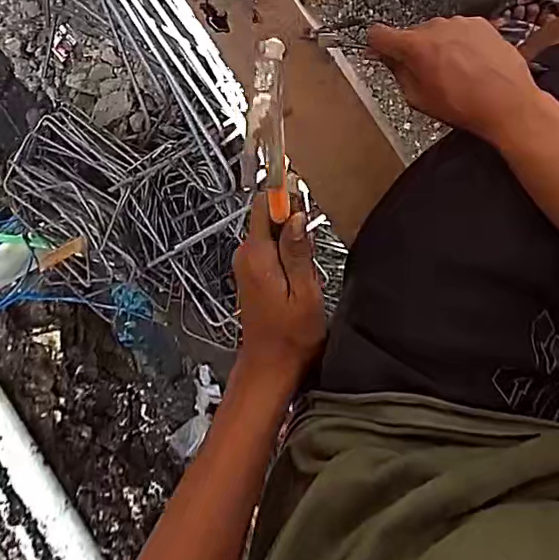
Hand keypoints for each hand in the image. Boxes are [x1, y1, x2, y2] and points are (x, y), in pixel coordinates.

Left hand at [233, 189, 325, 379]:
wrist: (271, 366)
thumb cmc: (290, 337)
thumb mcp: (305, 292)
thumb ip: (298, 250)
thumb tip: (295, 216)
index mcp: (257, 255)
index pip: (263, 204)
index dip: (285, 196)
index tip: (302, 193)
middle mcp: (245, 255)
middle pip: (267, 215)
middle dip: (292, 220)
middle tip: (313, 240)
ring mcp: (246, 263)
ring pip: (270, 231)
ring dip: (291, 238)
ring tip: (308, 266)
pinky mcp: (251, 272)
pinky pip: (269, 247)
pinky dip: (286, 251)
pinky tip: (300, 273)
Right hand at [367, 17, 539, 137]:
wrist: (510, 104)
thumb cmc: (467, 105)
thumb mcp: (417, 97)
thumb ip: (396, 72)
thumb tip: (385, 58)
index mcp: (414, 46)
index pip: (378, 34)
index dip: (376, 46)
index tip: (379, 53)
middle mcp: (436, 28)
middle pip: (410, 34)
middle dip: (412, 51)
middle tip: (424, 74)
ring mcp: (460, 23)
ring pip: (435, 32)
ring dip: (438, 47)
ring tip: (453, 73)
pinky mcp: (480, 24)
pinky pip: (458, 31)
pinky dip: (459, 44)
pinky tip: (469, 65)